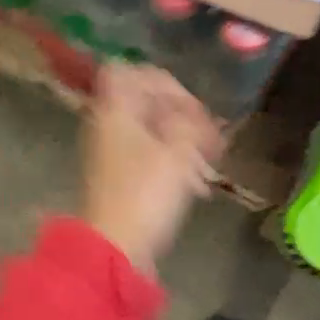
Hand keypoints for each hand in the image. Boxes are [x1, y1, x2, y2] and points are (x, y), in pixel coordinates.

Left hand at [83, 64, 224, 271]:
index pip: (132, 72)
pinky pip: (150, 156)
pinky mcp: (121, 178)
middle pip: (147, 103)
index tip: (191, 105)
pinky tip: (196, 183)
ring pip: (152, 131)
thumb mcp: (179, 151)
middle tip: (210, 136)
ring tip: (209, 161)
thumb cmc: (145, 195)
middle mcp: (109, 125)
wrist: (116, 247)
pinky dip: (174, 162)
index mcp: (116, 110)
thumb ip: (191, 123)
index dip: (165, 82)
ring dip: (183, 141)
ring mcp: (112, 153)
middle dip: (183, 116)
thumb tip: (195, 118)